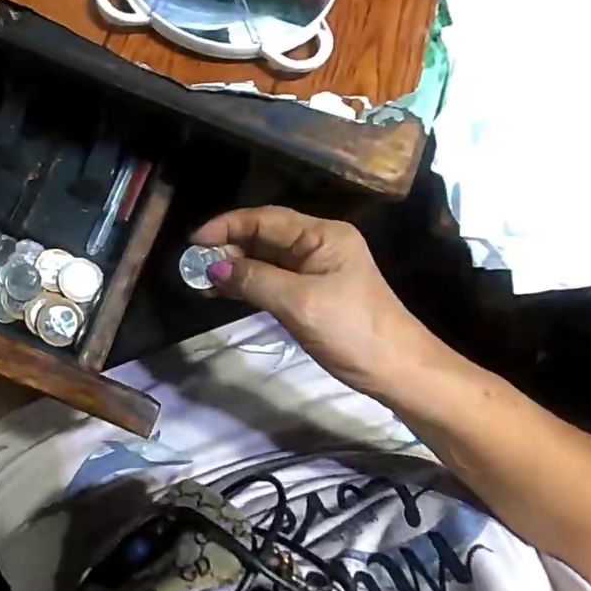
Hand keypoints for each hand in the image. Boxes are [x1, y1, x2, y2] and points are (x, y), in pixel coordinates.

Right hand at [191, 206, 447, 399]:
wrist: (398, 371)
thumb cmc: (353, 330)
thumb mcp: (299, 303)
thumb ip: (254, 280)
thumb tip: (212, 268)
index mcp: (322, 235)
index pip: (265, 219)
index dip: (226, 226)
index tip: (194, 241)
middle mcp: (317, 244)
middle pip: (262, 236)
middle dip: (226, 247)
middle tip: (193, 266)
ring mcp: (313, 269)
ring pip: (262, 258)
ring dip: (232, 267)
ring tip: (200, 281)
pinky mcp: (308, 292)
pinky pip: (269, 279)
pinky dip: (244, 284)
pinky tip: (221, 292)